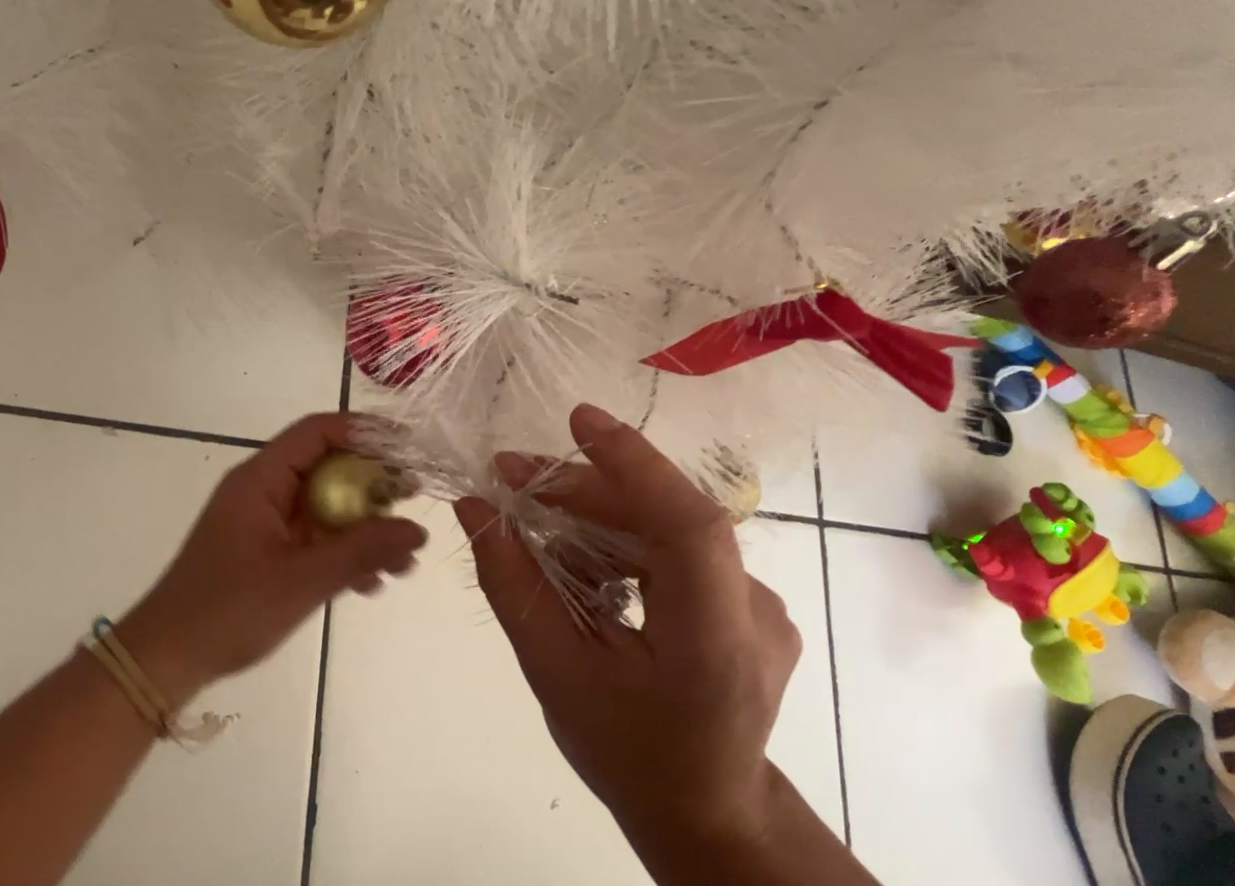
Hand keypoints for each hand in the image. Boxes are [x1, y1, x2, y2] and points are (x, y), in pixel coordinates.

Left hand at [118, 413, 428, 703]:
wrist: (167, 658)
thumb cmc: (227, 610)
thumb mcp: (301, 580)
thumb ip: (361, 551)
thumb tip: (417, 530)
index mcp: (260, 480)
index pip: (317, 432)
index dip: (365, 433)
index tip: (407, 451)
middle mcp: (262, 492)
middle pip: (327, 469)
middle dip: (373, 487)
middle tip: (413, 504)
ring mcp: (263, 523)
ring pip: (325, 508)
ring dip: (364, 529)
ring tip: (403, 562)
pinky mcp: (265, 553)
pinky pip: (313, 539)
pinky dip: (343, 554)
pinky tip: (372, 584)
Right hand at [453, 404, 803, 877]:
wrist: (705, 811)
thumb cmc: (624, 750)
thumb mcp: (553, 672)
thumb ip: (513, 584)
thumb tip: (474, 507)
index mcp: (714, 640)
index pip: (690, 527)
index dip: (636, 465)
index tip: (578, 423)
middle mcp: (754, 611)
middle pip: (668, 518)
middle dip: (586, 489)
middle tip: (510, 475)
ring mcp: (760, 605)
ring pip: (670, 528)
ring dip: (600, 512)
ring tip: (532, 511)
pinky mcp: (749, 603)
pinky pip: (678, 550)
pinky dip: (625, 539)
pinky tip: (580, 553)